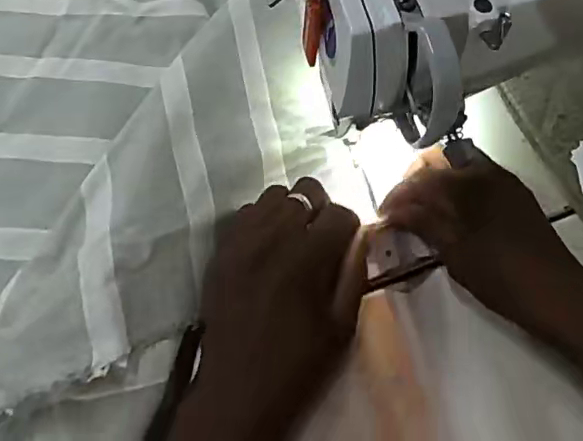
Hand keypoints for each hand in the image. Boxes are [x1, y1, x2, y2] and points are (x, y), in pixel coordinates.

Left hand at [172, 178, 366, 440]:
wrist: (236, 391)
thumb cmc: (297, 365)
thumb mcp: (341, 329)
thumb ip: (353, 274)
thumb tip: (360, 236)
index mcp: (308, 256)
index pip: (340, 212)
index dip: (349, 227)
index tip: (347, 245)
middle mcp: (273, 234)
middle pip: (306, 191)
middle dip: (321, 209)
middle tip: (321, 238)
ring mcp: (243, 236)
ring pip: (275, 194)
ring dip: (290, 210)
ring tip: (292, 240)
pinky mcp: (221, 244)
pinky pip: (247, 211)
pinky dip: (261, 220)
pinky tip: (266, 247)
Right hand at [378, 148, 582, 335]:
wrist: (564, 299)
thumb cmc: (505, 278)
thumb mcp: (456, 254)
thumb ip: (424, 224)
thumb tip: (393, 210)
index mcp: (470, 181)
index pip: (421, 179)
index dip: (398, 196)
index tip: (384, 216)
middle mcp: (486, 171)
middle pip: (438, 165)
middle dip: (415, 185)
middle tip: (400, 212)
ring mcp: (504, 181)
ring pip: (457, 169)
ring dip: (436, 186)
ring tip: (423, 213)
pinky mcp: (516, 195)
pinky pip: (476, 180)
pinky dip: (457, 191)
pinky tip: (452, 214)